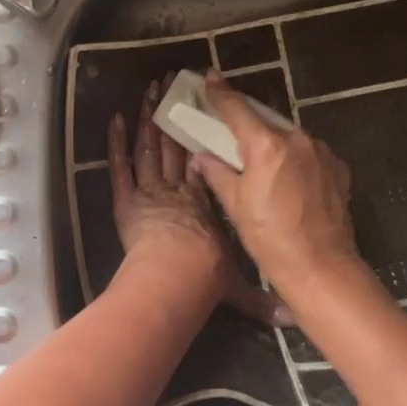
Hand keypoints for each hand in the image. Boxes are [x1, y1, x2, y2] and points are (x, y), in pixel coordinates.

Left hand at [109, 80, 289, 325]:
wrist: (177, 277)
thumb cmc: (205, 277)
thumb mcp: (237, 287)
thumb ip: (260, 299)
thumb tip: (290, 319)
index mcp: (203, 203)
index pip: (200, 164)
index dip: (199, 139)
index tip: (202, 115)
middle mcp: (177, 189)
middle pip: (174, 145)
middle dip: (175, 115)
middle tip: (175, 86)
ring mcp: (150, 190)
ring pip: (149, 147)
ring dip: (150, 117)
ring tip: (150, 88)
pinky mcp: (126, 199)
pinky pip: (120, 166)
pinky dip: (117, 142)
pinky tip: (117, 118)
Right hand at [191, 71, 363, 297]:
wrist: (321, 267)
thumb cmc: (270, 238)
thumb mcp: (235, 205)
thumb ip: (217, 172)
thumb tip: (202, 156)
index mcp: (266, 146)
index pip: (236, 108)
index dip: (220, 92)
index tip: (210, 77)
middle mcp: (296, 140)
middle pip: (265, 121)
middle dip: (249, 124)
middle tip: (233, 133)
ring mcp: (321, 153)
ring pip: (289, 137)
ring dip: (274, 144)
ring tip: (264, 166)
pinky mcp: (338, 168)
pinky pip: (309, 154)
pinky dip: (295, 159)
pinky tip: (289, 181)